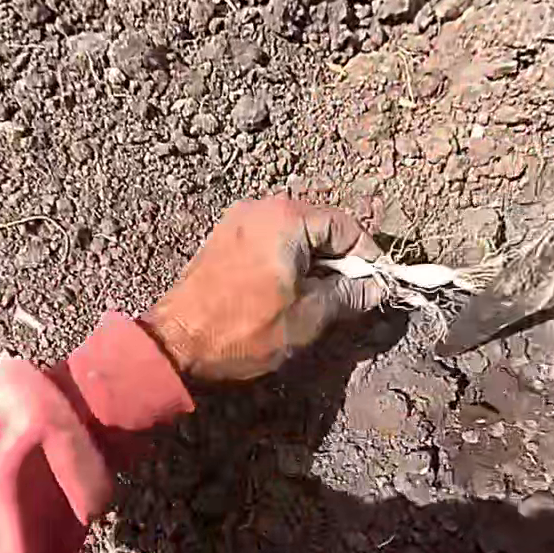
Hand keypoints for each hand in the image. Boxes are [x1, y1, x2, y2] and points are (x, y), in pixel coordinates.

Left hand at [142, 197, 385, 380]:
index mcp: (284, 218)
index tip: (378, 285)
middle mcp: (258, 209)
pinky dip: (284, 264)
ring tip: (320, 301)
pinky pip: (266, 244)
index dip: (367, 257)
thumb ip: (347, 296)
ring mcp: (234, 223)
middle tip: (351, 297)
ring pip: (291, 238)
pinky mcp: (220, 242)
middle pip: (317, 228)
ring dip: (311, 266)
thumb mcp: (306, 318)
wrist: (175, 343)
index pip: (344, 226)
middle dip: (338, 262)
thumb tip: (375, 288)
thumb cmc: (241, 331)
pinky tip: (288, 294)